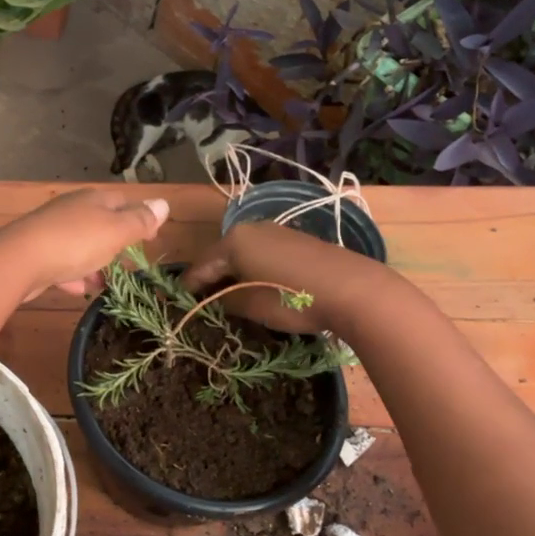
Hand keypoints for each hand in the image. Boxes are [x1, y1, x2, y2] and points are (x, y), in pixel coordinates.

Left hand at [0, 188, 169, 300]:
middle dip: (115, 244)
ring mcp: (51, 231)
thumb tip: (163, 202)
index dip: (140, 218)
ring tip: (104, 285)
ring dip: (94, 264)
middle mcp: (71, 210)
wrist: (19, 260)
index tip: (152, 239)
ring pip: (80, 246)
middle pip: (100, 223)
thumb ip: (140, 220)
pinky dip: (72, 275)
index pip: (123, 202)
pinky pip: (60, 263)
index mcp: (93, 199)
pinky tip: (78, 290)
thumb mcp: (116, 231)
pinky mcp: (35, 253)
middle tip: (128, 265)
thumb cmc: (76, 242)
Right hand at [182, 221, 392, 334]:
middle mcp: (252, 229)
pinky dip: (257, 270)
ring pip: (245, 255)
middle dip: (213, 279)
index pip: (201, 267)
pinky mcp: (299, 241)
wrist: (355, 290)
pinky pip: (266, 255)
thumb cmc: (293, 298)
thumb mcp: (249, 306)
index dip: (189, 288)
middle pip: (222, 257)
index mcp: (233, 241)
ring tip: (232, 298)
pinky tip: (261, 288)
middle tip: (205, 303)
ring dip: (236, 275)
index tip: (179, 304)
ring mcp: (278, 232)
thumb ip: (223, 301)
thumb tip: (212, 299)